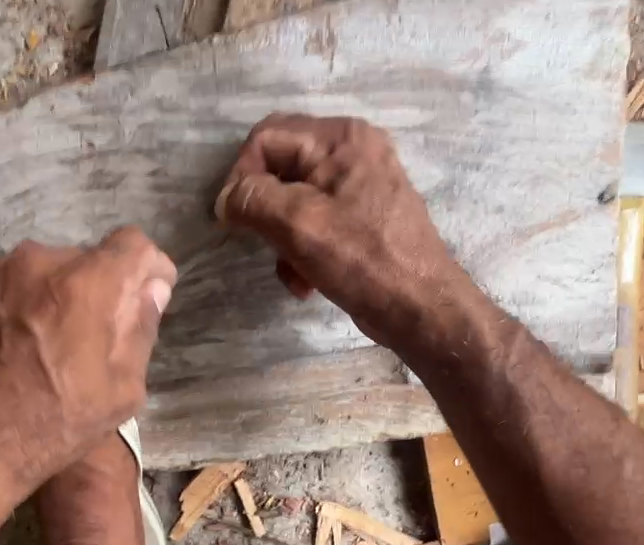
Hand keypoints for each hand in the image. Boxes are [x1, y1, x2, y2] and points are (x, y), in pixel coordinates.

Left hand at [0, 228, 176, 487]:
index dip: (152, 267)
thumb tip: (153, 289)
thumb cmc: (58, 424)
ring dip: (71, 294)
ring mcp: (3, 272)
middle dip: (109, 287)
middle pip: (94, 258)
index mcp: (86, 285)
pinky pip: (25, 282)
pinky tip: (34, 341)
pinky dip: (38, 301)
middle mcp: (43, 262)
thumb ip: (142, 329)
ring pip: (57, 269)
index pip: (134, 244)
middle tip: (108, 333)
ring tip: (65, 341)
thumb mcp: (122, 390)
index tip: (153, 294)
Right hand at [216, 114, 477, 352]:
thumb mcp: (298, 224)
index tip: (233, 220)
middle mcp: (352, 151)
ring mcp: (360, 185)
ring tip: (293, 272)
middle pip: (280, 170)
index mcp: (340, 138)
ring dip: (283, 241)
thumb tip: (226, 199)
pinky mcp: (362, 219)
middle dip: (265, 214)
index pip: (266, 137)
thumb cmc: (362, 260)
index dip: (241, 177)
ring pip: (294, 203)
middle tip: (264, 246)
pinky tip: (308, 282)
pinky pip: (315, 225)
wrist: (417, 306)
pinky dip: (303, 253)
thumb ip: (254, 201)